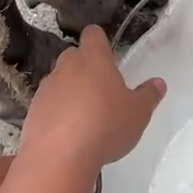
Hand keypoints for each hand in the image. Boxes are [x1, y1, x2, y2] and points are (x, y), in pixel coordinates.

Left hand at [19, 25, 165, 170]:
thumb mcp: (137, 114)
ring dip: (69, 90)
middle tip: (100, 89)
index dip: (99, 40)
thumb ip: (148, 96)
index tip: (107, 54)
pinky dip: (56, 111)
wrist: (59, 157)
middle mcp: (67, 66)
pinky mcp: (33, 110)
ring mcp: (46, 88)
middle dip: (84, 66)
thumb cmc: (105, 126)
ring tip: (83, 115)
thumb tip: (159, 83)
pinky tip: (66, 132)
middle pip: (74, 55)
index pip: (93, 34)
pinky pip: (47, 103)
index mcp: (94, 59)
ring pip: (59, 79)